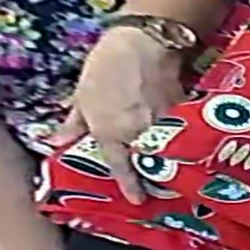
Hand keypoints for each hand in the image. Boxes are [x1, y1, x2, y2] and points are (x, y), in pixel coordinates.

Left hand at [49, 27, 185, 202]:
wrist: (144, 49)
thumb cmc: (107, 69)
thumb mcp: (82, 96)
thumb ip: (75, 123)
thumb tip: (59, 142)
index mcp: (110, 130)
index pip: (120, 164)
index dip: (129, 184)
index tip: (137, 200)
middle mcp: (138, 132)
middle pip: (150, 162)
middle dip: (157, 176)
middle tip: (163, 188)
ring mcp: (166, 125)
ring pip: (171, 151)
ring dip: (174, 162)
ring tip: (179, 171)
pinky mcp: (186, 116)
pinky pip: (185, 136)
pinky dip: (186, 144)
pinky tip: (191, 148)